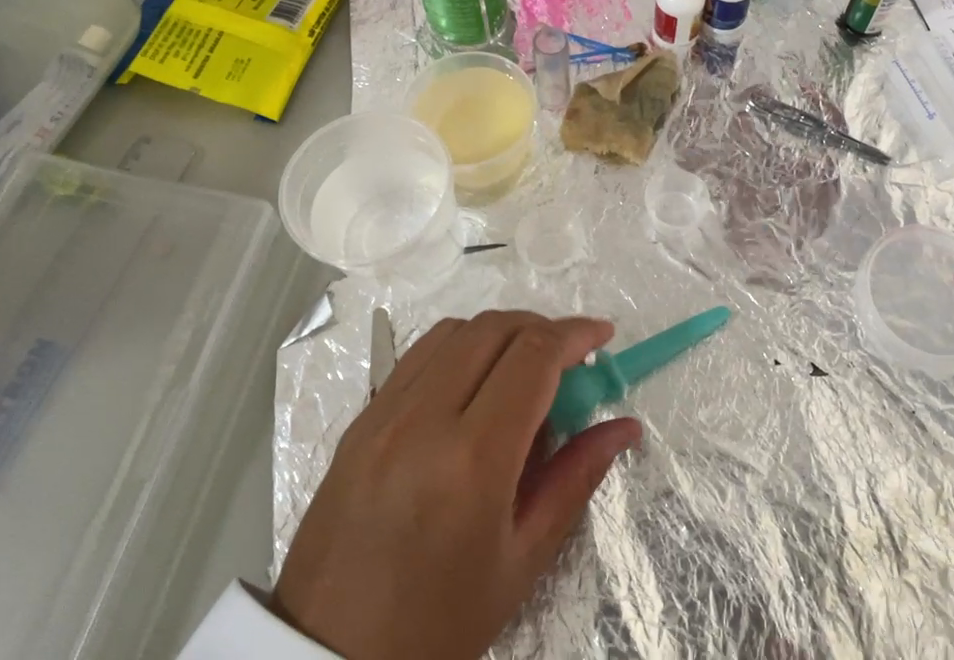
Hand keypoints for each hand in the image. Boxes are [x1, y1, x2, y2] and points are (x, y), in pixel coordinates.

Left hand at [274, 312, 642, 659]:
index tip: (604, 336)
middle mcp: (422, 420)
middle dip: (542, 327)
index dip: (575, 334)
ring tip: (526, 368)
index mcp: (472, 459)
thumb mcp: (523, 558)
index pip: (533, 356)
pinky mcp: (358, 422)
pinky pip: (416, 358)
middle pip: (493, 328)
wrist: (329, 653)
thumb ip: (576, 478)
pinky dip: (458, 350)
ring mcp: (382, 416)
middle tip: (572, 356)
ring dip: (499, 332)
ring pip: (451, 332)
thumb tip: (625, 427)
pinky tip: (476, 387)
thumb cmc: (440, 619)